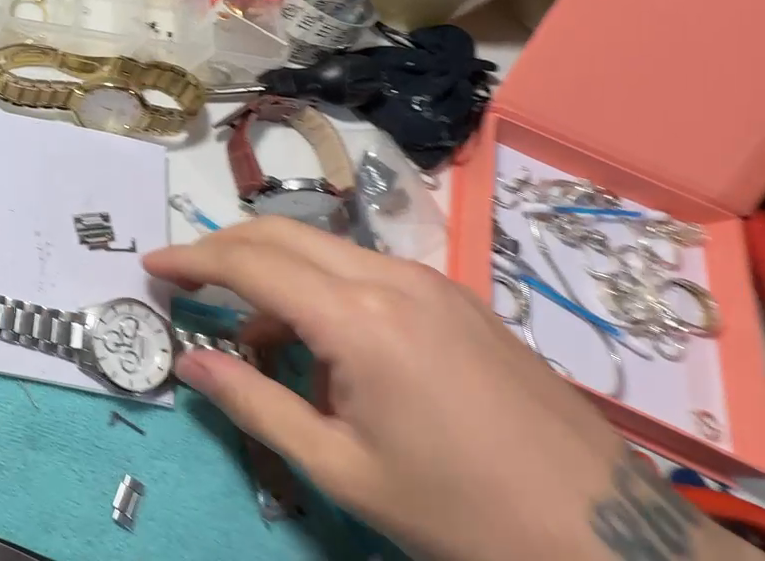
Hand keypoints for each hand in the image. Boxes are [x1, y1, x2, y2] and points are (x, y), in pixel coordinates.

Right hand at [145, 218, 758, 560]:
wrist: (613, 540)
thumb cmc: (461, 510)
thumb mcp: (342, 469)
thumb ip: (254, 405)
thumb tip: (189, 363)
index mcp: (358, 320)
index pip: (250, 264)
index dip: (192, 260)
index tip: (151, 265)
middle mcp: (392, 279)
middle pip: (282, 234)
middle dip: (223, 249)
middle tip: (185, 281)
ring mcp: (432, 284)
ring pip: (324, 248)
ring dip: (273, 272)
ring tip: (256, 337)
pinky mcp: (458, 300)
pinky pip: (365, 270)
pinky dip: (320, 286)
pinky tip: (324, 343)